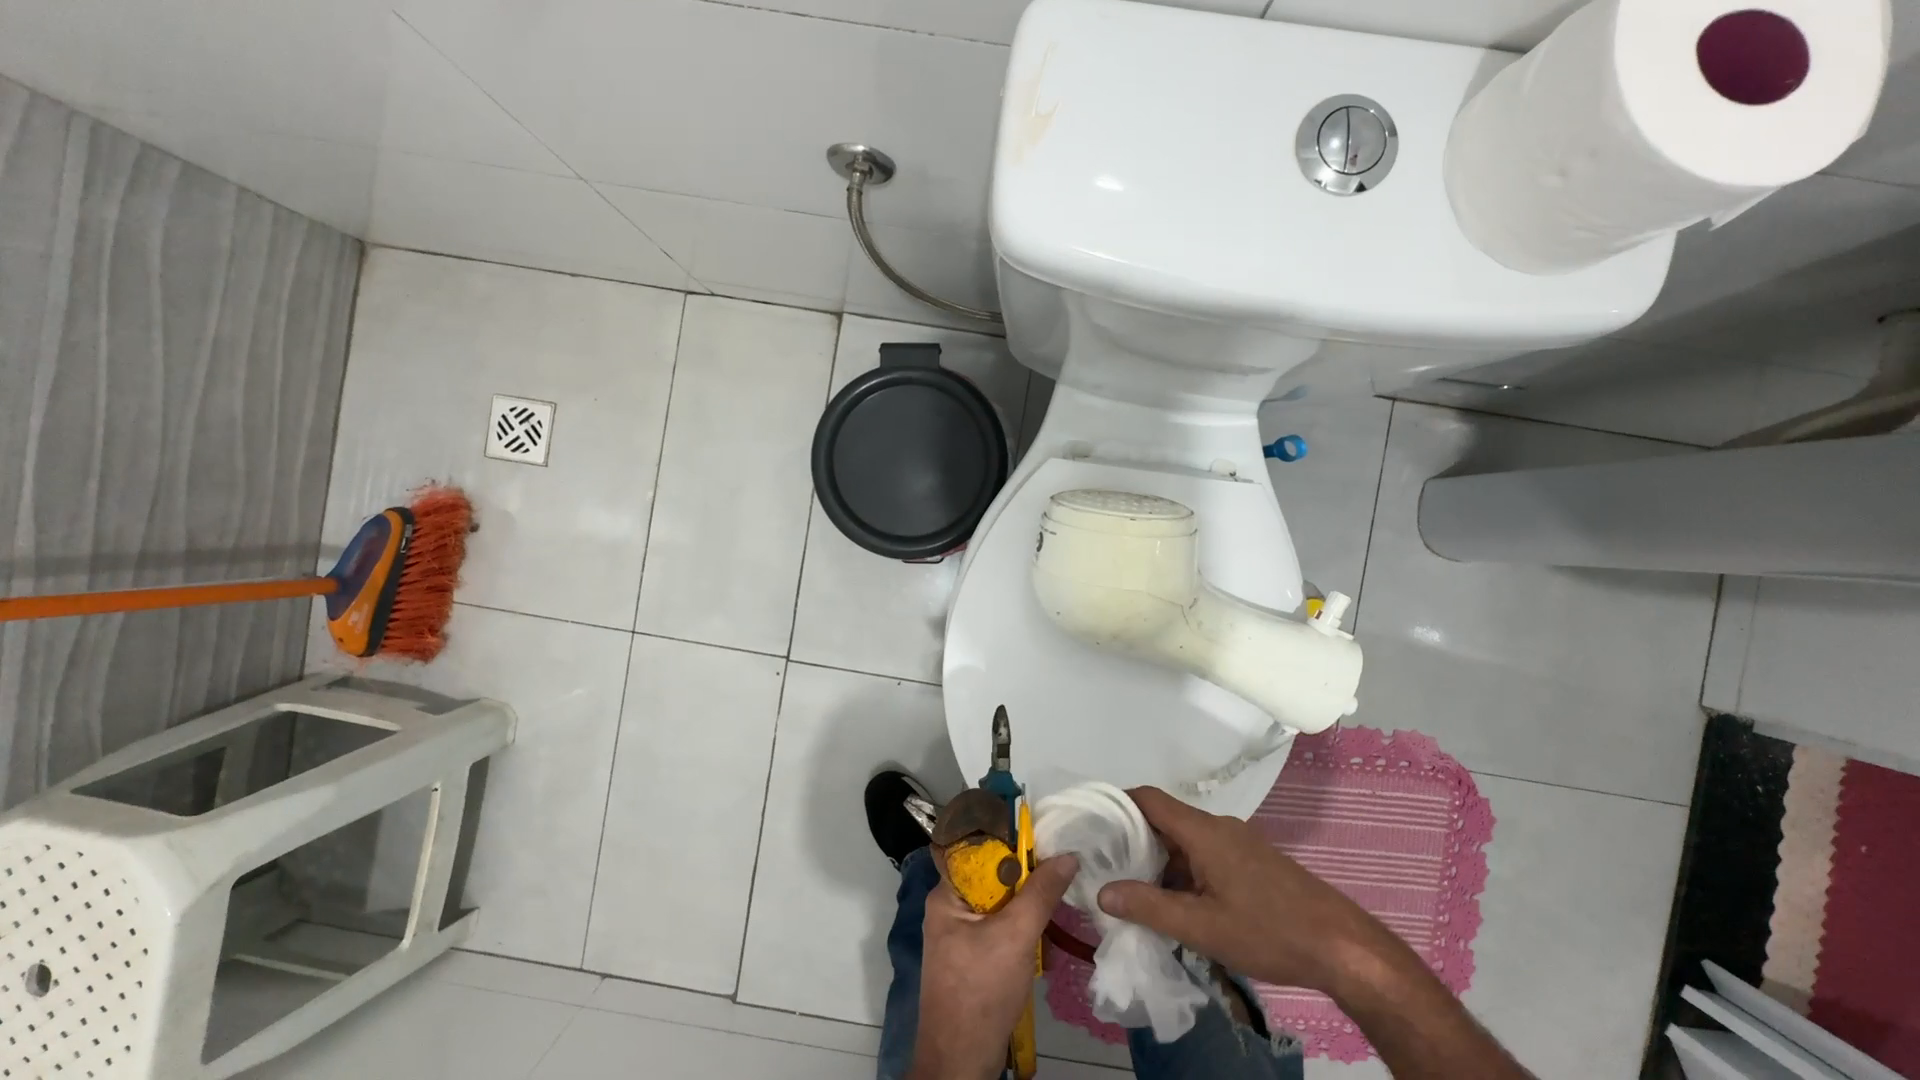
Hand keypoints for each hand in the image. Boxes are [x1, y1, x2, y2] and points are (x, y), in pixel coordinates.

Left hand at [910, 852, 1078, 1079]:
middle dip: (1026, 885)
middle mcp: (950, 911)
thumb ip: (1041, 893)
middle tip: (1058, 884)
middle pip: (993, 880)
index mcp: (947, 896)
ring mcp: (960, 938)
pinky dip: (1023, 938)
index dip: (1011, 845)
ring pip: (1001, 909)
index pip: (977, 852)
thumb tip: (1067, 855)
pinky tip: (1042, 949)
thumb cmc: (982, 990)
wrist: (962, 1059)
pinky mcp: (974, 962)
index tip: (1047, 843)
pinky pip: (1002, 934)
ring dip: (1029, 915)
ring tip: (1054, 920)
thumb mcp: (1016, 935)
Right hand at [1095, 786, 1410, 997]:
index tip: (1090, 823)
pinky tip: (1177, 906)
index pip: (1149, 799)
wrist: (1341, 947)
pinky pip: (1205, 856)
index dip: (1116, 804)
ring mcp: (1239, 844)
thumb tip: (1101, 890)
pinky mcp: (1253, 864)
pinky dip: (1183, 873)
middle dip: (1132, 841)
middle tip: (1103, 867)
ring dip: (1159, 863)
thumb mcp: (1201, 927)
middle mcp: (1219, 828)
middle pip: (1164, 821)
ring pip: (1185, 843)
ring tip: (1133, 893)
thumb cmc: (1268, 931)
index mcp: (1203, 832)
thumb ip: (1148, 907)